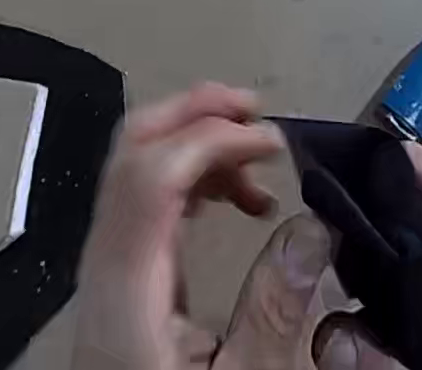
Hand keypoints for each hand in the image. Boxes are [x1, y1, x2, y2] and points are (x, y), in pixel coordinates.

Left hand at [72, 83, 335, 369]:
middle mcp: (110, 256)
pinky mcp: (128, 260)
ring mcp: (114, 253)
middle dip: (198, 109)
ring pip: (145, 155)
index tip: (274, 144)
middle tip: (257, 111)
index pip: (152, 173)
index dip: (213, 137)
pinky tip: (242, 195)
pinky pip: (157, 184)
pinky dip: (202, 168)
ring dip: (205, 136)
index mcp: (128, 284)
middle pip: (134, 146)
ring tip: (262, 155)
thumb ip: (272, 312)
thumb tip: (311, 226)